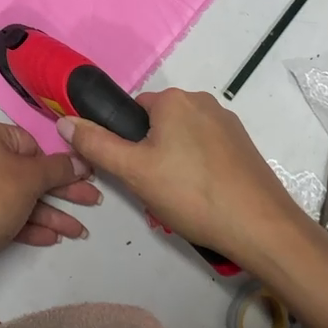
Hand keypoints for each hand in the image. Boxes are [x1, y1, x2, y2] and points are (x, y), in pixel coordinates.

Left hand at [0, 120, 102, 266]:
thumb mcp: (30, 178)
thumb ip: (58, 169)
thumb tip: (80, 161)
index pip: (31, 143)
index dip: (54, 163)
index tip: (80, 177)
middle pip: (30, 173)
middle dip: (62, 191)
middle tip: (92, 201)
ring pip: (23, 198)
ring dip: (52, 214)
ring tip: (80, 232)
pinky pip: (10, 216)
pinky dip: (32, 225)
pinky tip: (55, 237)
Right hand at [57, 89, 300, 263]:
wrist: (263, 228)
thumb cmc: (192, 194)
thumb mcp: (135, 172)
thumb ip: (97, 144)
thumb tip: (64, 121)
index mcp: (173, 99)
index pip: (135, 112)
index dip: (129, 144)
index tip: (135, 173)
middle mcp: (201, 100)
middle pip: (160, 126)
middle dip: (153, 157)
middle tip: (157, 193)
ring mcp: (227, 123)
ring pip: (184, 142)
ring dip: (176, 166)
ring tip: (182, 203)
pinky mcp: (245, 147)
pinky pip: (208, 152)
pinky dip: (201, 172)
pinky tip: (205, 201)